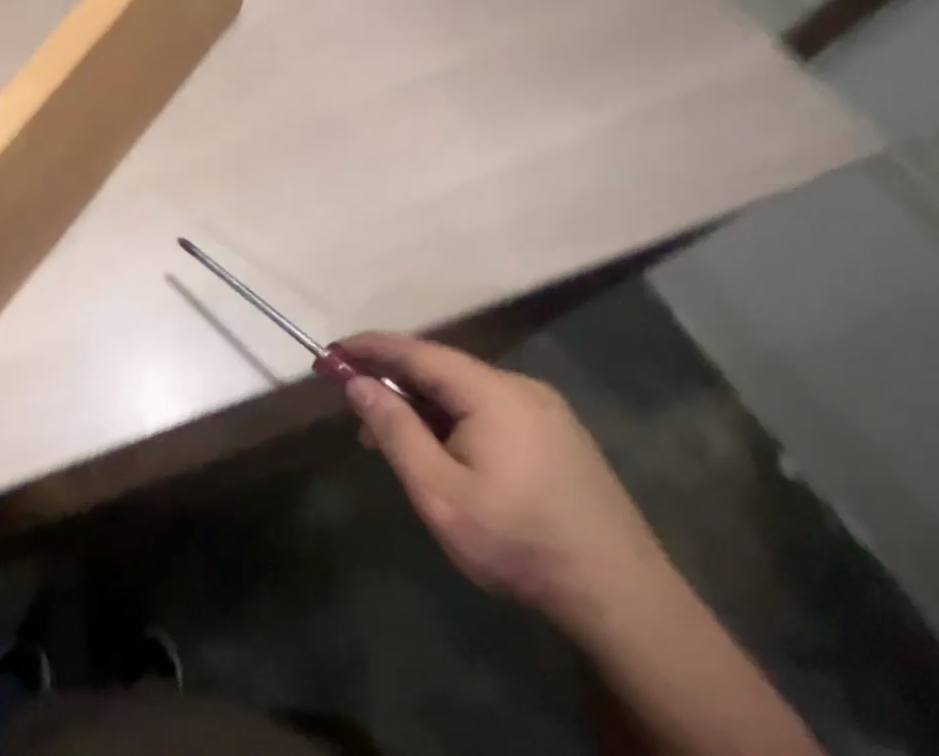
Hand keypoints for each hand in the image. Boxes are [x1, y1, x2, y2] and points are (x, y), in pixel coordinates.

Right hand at [333, 332, 668, 629]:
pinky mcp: (558, 438)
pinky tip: (436, 454)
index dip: (368, 348)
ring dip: (419, 406)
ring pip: (465, 393)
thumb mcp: (437, 490)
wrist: (618, 594)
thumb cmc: (516, 540)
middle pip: (442, 369)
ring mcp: (547, 414)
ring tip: (387, 443)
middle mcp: (523, 390)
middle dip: (390, 382)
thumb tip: (357, 383)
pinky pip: (489, 411)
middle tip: (350, 411)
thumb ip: (394, 429)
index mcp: (494, 394)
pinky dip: (449, 420)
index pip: (418, 352)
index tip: (326, 355)